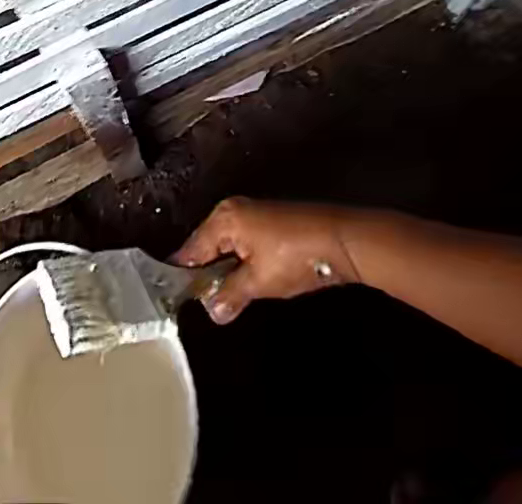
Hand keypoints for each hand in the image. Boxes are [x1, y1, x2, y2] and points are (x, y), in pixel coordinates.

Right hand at [171, 197, 363, 322]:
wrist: (343, 240)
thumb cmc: (295, 258)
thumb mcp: (260, 283)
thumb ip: (231, 295)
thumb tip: (211, 312)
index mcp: (222, 220)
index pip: (192, 249)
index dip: (185, 273)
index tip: (178, 293)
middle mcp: (230, 210)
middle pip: (207, 244)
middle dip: (207, 270)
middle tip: (205, 297)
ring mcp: (251, 211)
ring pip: (227, 243)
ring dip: (227, 265)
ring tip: (228, 291)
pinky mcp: (269, 219)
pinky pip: (243, 239)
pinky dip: (243, 257)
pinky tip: (251, 276)